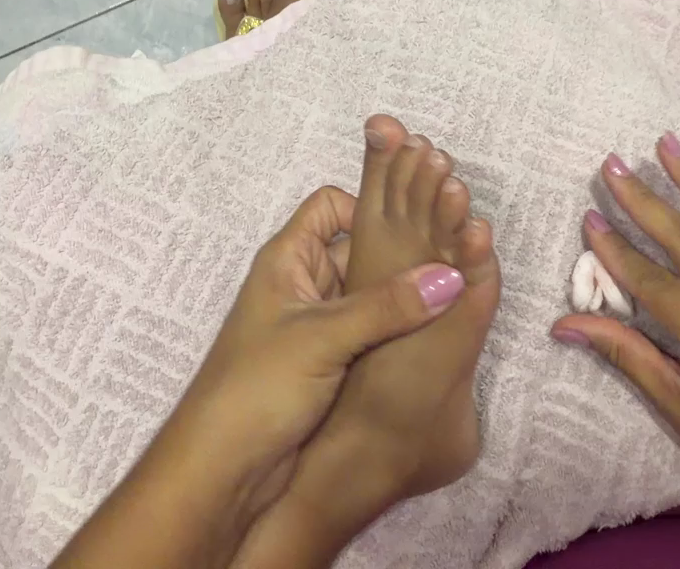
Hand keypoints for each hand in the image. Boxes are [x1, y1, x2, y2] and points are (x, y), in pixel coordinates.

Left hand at [55, 144, 468, 568]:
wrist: (222, 475)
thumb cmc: (257, 387)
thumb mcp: (323, 337)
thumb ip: (387, 306)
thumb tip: (451, 276)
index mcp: (289, 257)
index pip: (332, 205)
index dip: (369, 206)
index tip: (413, 224)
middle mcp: (305, 282)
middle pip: (357, 247)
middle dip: (399, 251)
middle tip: (453, 254)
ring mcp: (320, 324)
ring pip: (370, 292)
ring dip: (404, 294)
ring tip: (457, 289)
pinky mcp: (333, 362)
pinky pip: (373, 330)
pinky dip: (400, 328)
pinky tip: (436, 333)